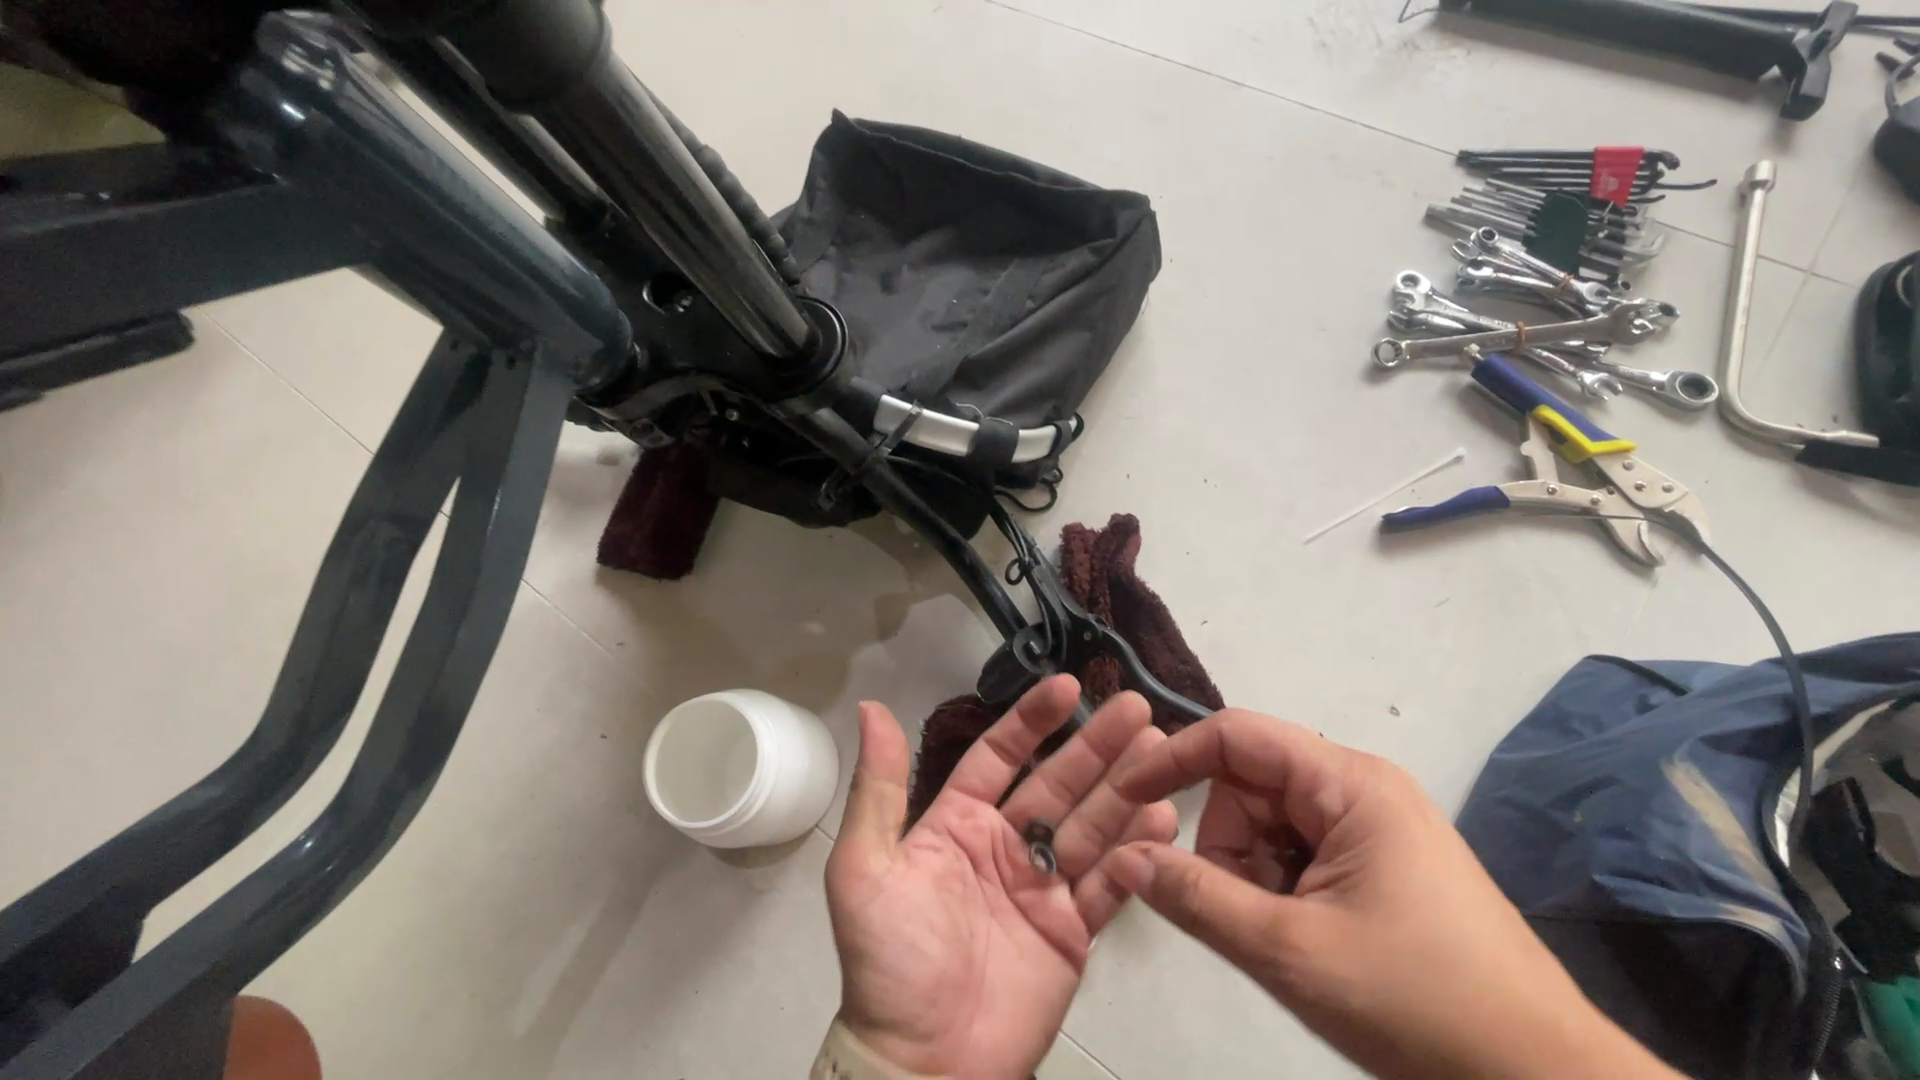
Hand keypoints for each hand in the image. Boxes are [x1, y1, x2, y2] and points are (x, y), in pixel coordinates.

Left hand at [824, 676, 1177, 1078]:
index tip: (1066, 686)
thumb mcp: (867, 867)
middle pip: (1057, 783)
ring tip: (1162, 752)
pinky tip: (1163, 819)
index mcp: (956, 822)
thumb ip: (879, 789)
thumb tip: (871, 708)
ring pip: (1090, 825)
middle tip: (1135, 709)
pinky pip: (1109, 883)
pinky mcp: (1073, 929)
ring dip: (1124, 787)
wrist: (925, 1063)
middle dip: (1095, 746)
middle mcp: (1004, 844)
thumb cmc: (891, 959)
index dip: (1031, 721)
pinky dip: (1136, 852)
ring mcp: (1042, 886)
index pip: (999, 756)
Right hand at [1096, 710, 1683, 1079]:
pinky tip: (1309, 942)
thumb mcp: (1290, 951)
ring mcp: (1373, 828)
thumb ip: (1197, 897)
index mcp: (1348, 783)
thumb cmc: (1418, 1004)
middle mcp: (1360, 788)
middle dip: (1230, 846)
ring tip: (1289, 939)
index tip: (1124, 799)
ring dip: (1255, 876)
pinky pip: (1300, 855)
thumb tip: (1124, 853)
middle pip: (1250, 786)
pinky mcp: (1379, 866)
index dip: (1172, 758)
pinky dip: (1282, 892)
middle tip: (1252, 916)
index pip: (1236, 736)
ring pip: (1270, 826)